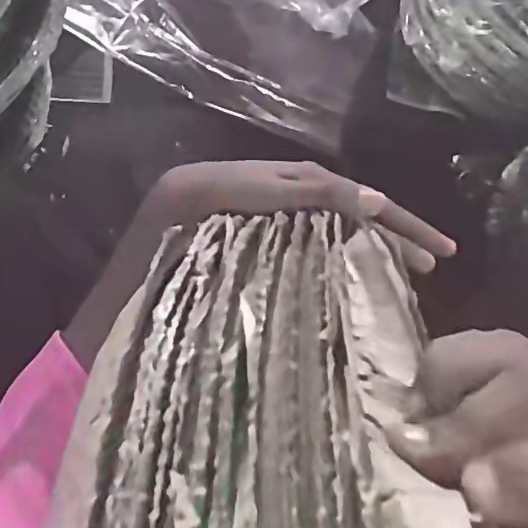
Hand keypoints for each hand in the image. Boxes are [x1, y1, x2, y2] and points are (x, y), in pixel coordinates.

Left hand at [63, 161, 454, 368]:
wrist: (93, 343)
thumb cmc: (135, 311)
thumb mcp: (192, 268)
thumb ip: (254, 234)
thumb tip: (342, 212)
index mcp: (209, 187)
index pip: (303, 184)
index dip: (357, 203)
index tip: (408, 234)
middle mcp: (222, 184)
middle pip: (316, 187)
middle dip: (377, 214)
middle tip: (434, 250)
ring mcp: (227, 204)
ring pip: (313, 205)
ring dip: (364, 225)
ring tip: (415, 257)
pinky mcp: (232, 232)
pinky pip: (294, 222)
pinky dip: (335, 236)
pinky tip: (366, 262)